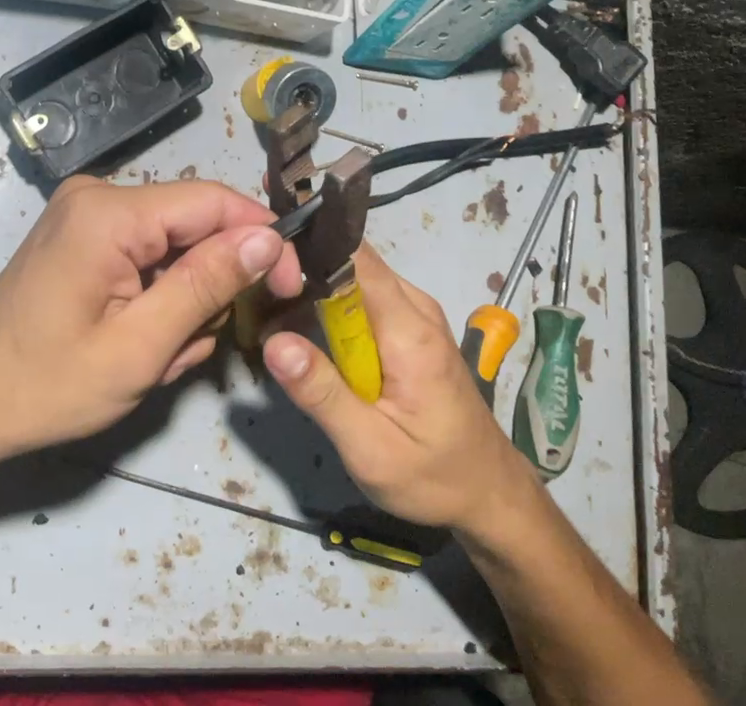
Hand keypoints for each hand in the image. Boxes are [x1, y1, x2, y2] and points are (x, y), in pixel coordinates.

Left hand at [0, 176, 301, 472]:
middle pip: (193, 223)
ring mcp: (82, 216)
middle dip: (212, 284)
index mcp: (107, 213)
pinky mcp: (78, 240)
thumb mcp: (139, 347)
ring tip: (157, 356)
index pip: (215, 201)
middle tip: (195, 346)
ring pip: (172, 246)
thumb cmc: (45, 388)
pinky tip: (136, 343)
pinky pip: (143, 257)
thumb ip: (206, 285)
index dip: (263, 241)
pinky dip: (155, 299)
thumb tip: (267, 238)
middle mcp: (95, 197)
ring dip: (182, 301)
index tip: (291, 288)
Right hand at [262, 244, 539, 541]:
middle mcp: (417, 309)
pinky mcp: (410, 331)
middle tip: (256, 297)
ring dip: (312, 290)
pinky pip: (364, 300)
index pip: (355, 259)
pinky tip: (302, 334)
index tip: (262, 262)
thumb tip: (273, 343)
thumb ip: (322, 394)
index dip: (308, 249)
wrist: (490, 495)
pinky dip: (330, 309)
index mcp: (410, 331)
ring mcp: (416, 317)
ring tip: (268, 314)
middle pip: (351, 263)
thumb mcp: (371, 449)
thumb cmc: (435, 478)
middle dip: (302, 270)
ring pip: (354, 279)